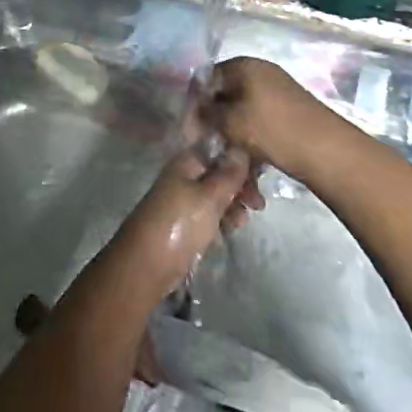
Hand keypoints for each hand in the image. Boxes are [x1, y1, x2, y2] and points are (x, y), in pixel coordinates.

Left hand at [109, 148, 263, 294]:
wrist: (148, 263)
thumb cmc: (181, 222)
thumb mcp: (209, 196)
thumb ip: (228, 174)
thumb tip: (241, 148)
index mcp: (188, 161)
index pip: (219, 149)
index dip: (241, 157)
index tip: (262, 173)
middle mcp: (186, 174)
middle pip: (220, 171)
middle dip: (240, 184)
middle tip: (258, 204)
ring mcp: (185, 198)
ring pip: (217, 194)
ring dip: (234, 203)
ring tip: (244, 219)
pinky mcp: (186, 221)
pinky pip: (210, 212)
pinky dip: (223, 217)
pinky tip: (233, 227)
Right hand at [201, 57, 344, 176]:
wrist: (329, 151)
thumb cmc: (273, 130)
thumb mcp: (230, 122)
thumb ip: (207, 113)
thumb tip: (198, 111)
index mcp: (243, 65)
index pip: (206, 79)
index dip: (195, 104)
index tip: (191, 132)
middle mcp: (259, 72)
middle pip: (226, 97)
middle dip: (216, 126)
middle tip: (211, 151)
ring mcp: (277, 91)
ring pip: (243, 115)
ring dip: (235, 142)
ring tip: (235, 168)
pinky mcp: (289, 112)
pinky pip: (261, 124)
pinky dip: (254, 144)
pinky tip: (254, 169)